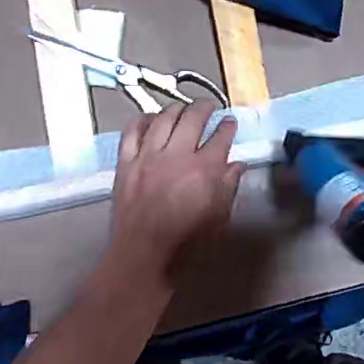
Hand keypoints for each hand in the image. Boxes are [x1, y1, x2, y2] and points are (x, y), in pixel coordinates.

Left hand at [105, 104, 245, 291]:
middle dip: (204, 108)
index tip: (230, 122)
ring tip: (183, 109)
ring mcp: (147, 156)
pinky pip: (132, 131)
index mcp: (203, 169)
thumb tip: (236, 165)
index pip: (220, 137)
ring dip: (176, 109)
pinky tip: (151, 118)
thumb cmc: (186, 243)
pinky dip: (142, 120)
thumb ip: (228, 187)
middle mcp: (176, 155)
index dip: (227, 126)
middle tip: (209, 107)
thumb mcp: (218, 218)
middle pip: (192, 118)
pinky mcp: (126, 162)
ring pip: (163, 118)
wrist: (143, 256)